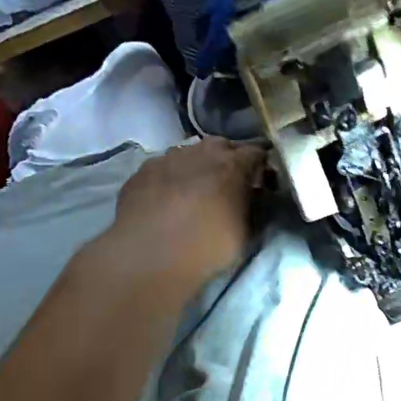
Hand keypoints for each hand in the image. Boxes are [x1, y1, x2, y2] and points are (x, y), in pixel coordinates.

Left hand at [100, 138, 264, 288]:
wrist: (149, 254)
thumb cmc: (205, 247)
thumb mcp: (244, 235)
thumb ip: (251, 209)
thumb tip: (252, 199)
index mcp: (232, 165)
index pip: (256, 153)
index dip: (259, 166)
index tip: (258, 180)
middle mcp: (200, 152)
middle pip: (220, 146)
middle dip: (226, 161)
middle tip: (225, 185)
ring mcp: (167, 158)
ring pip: (188, 154)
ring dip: (194, 167)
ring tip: (191, 192)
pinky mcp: (141, 171)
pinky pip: (161, 168)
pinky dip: (166, 179)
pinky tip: (162, 199)